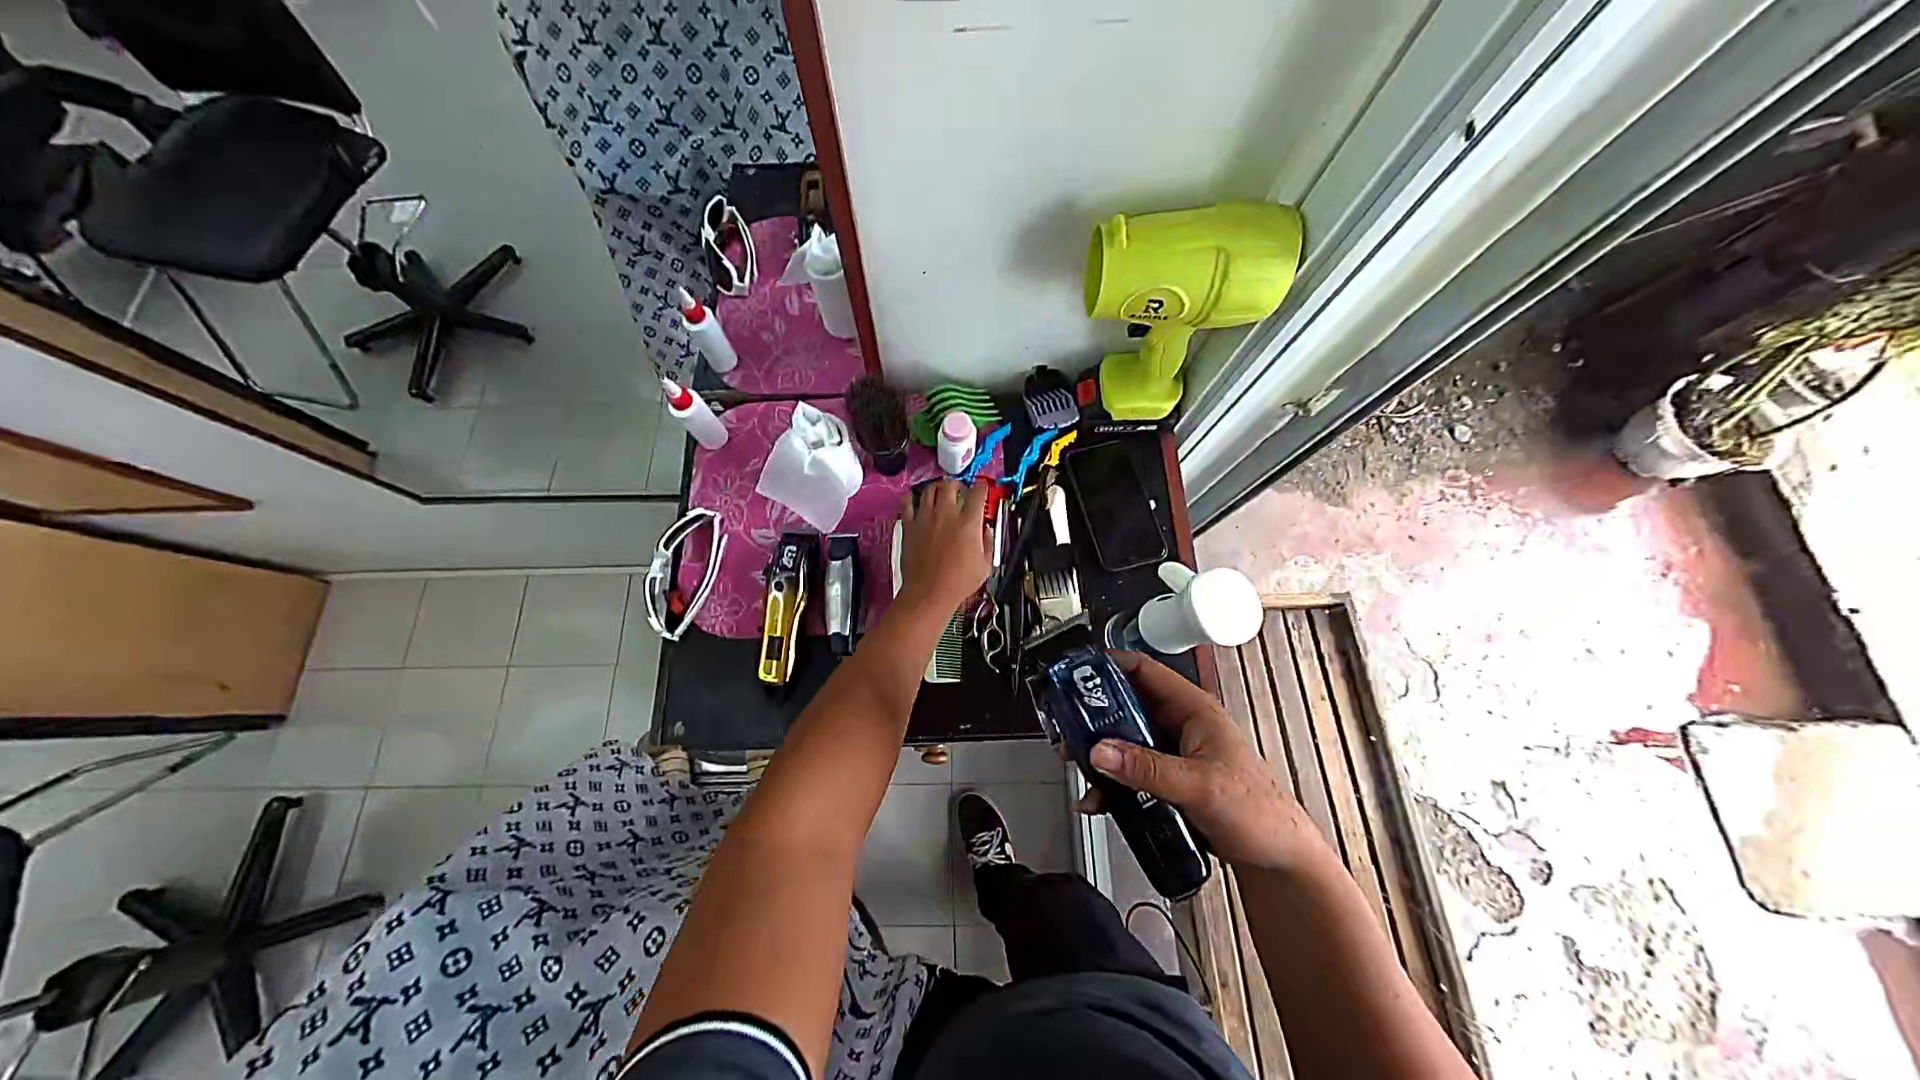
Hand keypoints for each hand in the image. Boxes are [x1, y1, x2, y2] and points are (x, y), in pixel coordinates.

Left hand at [898, 480, 990, 613]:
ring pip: (930, 490)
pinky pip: (907, 503)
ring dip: (937, 488)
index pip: (978, 493)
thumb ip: (987, 543)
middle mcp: (947, 515)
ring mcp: (926, 519)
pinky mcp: (910, 526)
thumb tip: (987, 532)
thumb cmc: (957, 583)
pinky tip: (914, 499)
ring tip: (940, 492)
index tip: (982, 488)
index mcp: (968, 523)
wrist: (929, 593)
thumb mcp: (985, 566)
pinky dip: (911, 498)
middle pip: (951, 485)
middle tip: (959, 489)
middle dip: (957, 484)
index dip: (982, 487)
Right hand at [1082, 651, 1327, 872]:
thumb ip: (1147, 768)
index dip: (1110, 666)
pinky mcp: (1167, 780)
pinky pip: (1129, 772)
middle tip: (1070, 728)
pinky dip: (1111, 783)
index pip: (1145, 671)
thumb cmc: (1260, 814)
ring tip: (1080, 766)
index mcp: (1194, 710)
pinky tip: (1099, 799)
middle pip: (1126, 706)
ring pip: (1124, 741)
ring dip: (1100, 754)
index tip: (1079, 674)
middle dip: (1095, 717)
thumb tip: (1101, 750)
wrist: (1277, 860)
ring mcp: (1172, 753)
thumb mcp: (1199, 785)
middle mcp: (1180, 726)